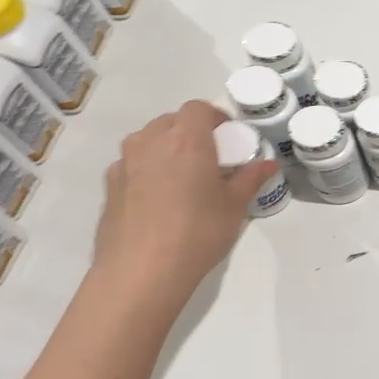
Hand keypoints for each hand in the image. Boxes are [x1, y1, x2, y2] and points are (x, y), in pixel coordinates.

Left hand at [93, 101, 276, 302]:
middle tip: (213, 156)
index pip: (198, 109)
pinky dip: (150, 168)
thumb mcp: (235, 206)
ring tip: (187, 176)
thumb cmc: (198, 232)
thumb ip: (250, 179)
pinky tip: (163, 197)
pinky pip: (134, 163)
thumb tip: (267, 163)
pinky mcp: (110, 184)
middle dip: (193, 130)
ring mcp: (125, 163)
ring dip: (169, 147)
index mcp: (186, 141)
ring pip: (148, 140)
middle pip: (171, 121)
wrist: (142, 269)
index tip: (229, 135)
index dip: (215, 116)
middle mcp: (150, 143)